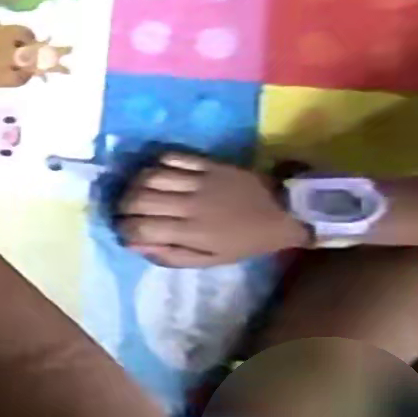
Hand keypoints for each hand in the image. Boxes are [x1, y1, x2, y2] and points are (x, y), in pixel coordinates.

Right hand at [115, 151, 310, 267]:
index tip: (127, 229)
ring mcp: (203, 182)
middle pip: (136, 199)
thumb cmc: (247, 239)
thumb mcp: (212, 259)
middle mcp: (193, 205)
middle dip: (123, 206)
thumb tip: (132, 244)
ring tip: (139, 190)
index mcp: (195, 232)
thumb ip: (170, 255)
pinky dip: (157, 163)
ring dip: (135, 184)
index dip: (124, 229)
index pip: (139, 228)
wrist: (294, 212)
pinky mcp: (211, 164)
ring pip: (148, 177)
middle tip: (128, 210)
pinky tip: (160, 173)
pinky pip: (171, 158)